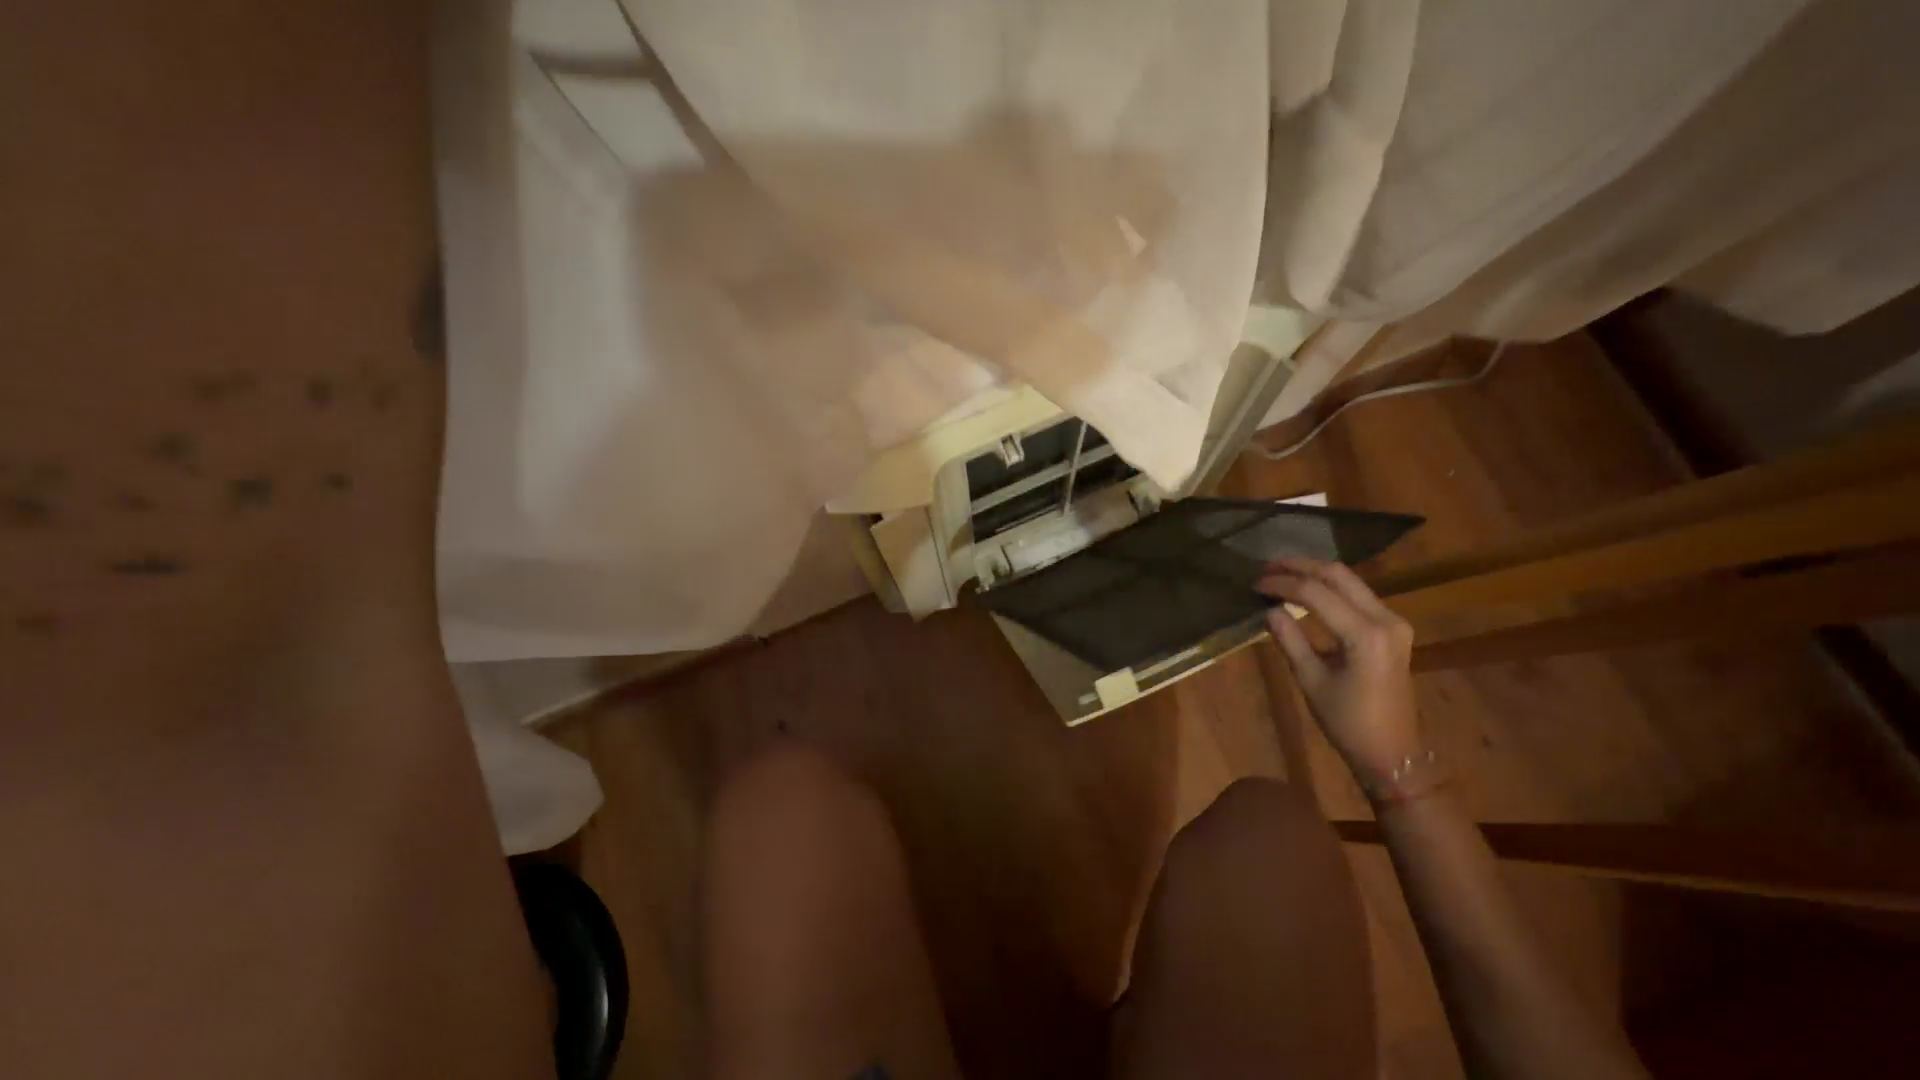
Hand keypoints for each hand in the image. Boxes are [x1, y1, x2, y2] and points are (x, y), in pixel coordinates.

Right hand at [1258, 559, 1422, 782]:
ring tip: (1281, 575)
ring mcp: (1393, 621)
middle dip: (1300, 567)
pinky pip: (1358, 596)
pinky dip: (1330, 589)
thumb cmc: (1348, 722)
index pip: (1316, 593)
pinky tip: (1306, 592)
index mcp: (1364, 634)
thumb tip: (1269, 609)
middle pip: (1338, 575)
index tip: (1255, 584)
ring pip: (1350, 581)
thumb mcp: (1311, 680)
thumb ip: (1289, 639)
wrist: (1393, 752)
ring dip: (1315, 575)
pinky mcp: (1393, 628)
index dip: (1282, 585)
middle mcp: (1385, 619)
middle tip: (1267, 568)